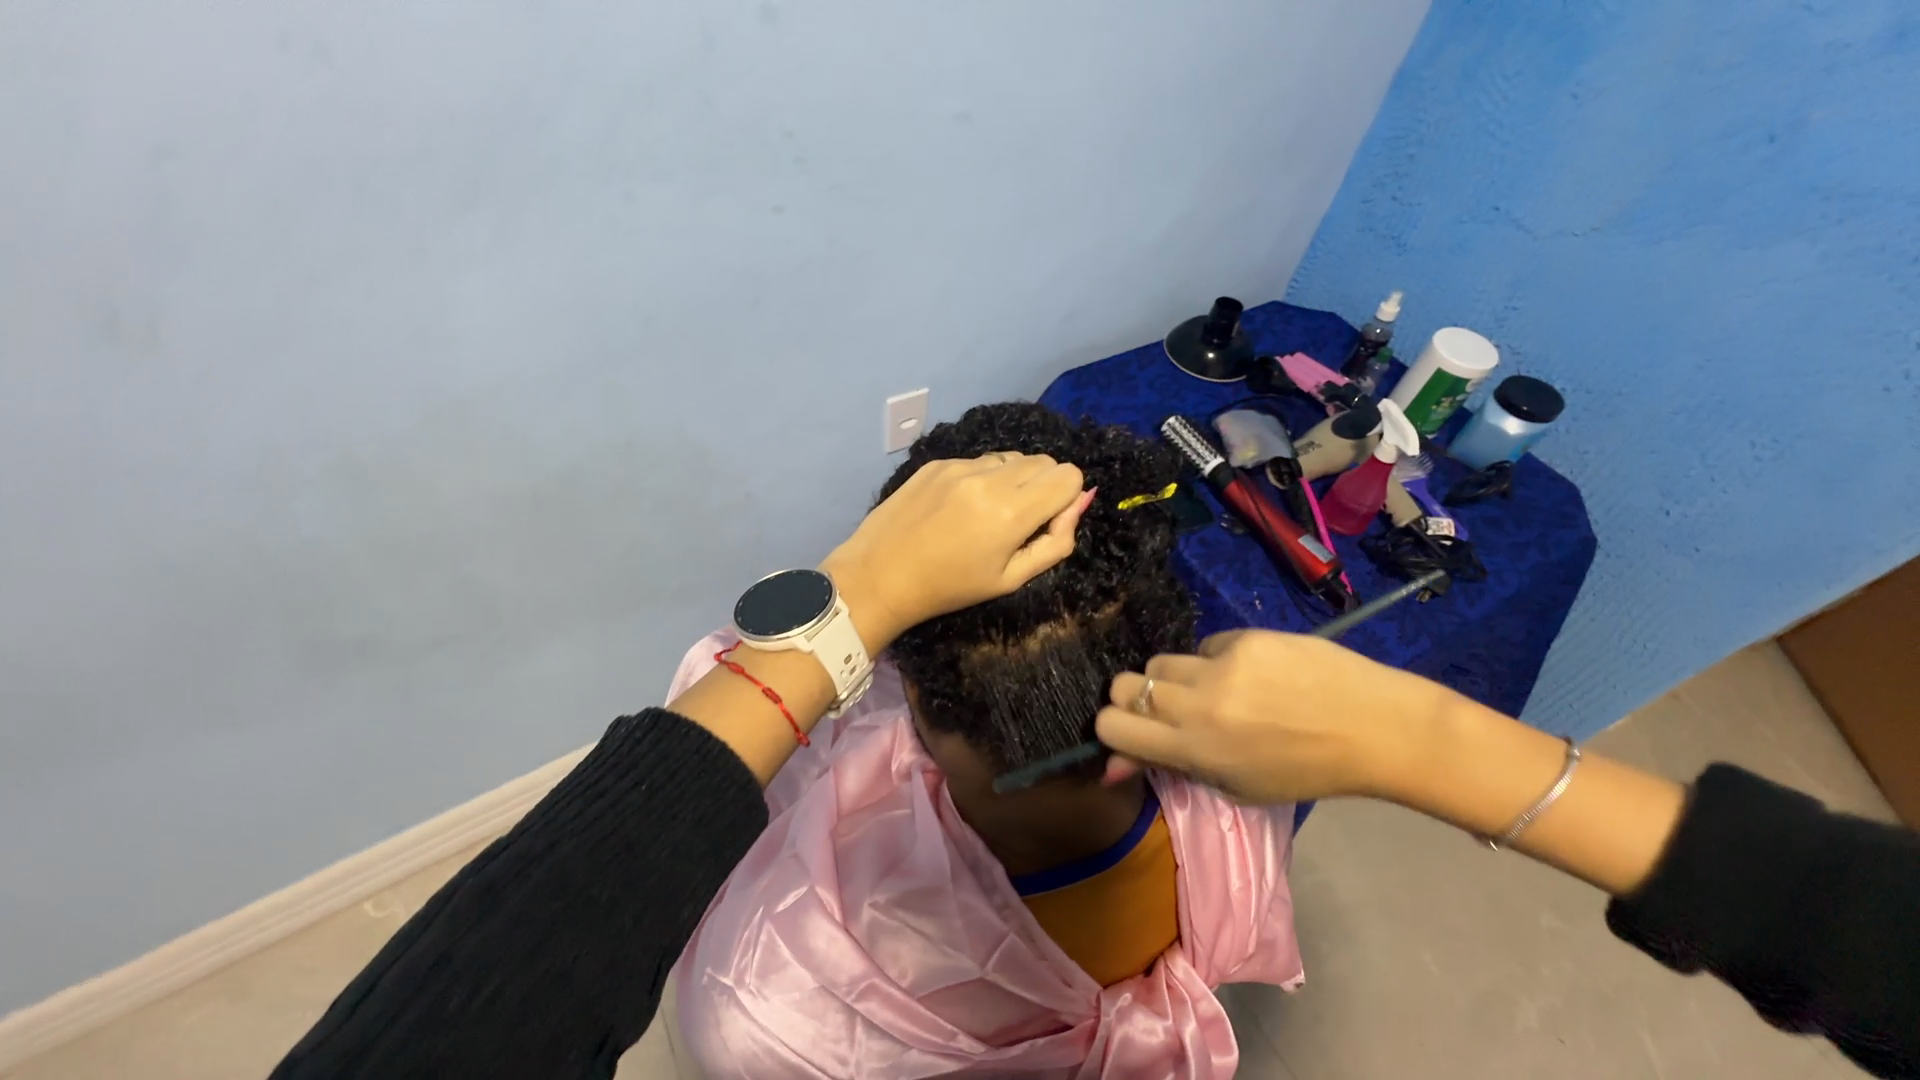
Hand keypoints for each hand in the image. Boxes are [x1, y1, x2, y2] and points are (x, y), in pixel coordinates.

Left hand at [821, 452, 1090, 647]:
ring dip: (1013, 480)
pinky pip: (979, 461)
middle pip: (1045, 461)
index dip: (1065, 499)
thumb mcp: (1011, 579)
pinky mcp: (937, 462)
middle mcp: (989, 478)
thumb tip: (1078, 504)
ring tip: (985, 514)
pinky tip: (957, 509)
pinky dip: (982, 479)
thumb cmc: (949, 588)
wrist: (879, 576)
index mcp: (1011, 512)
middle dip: (1044, 487)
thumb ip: (1055, 541)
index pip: (1069, 475)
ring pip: (1012, 457)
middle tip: (1017, 521)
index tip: (1044, 523)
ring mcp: (960, 466)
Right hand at [1094, 629, 1457, 803]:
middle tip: (1168, 711)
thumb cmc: (1306, 771)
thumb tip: (1112, 766)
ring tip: (1215, 691)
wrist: (1375, 727)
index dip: (1115, 729)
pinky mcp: (1245, 637)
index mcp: (1194, 749)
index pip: (1111, 725)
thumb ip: (1172, 768)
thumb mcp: (1235, 786)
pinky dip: (1217, 661)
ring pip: (1160, 661)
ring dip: (1175, 679)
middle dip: (1135, 700)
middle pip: (1123, 685)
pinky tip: (1254, 674)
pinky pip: (1207, 646)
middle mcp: (1197, 703)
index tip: (1136, 735)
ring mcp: (1221, 665)